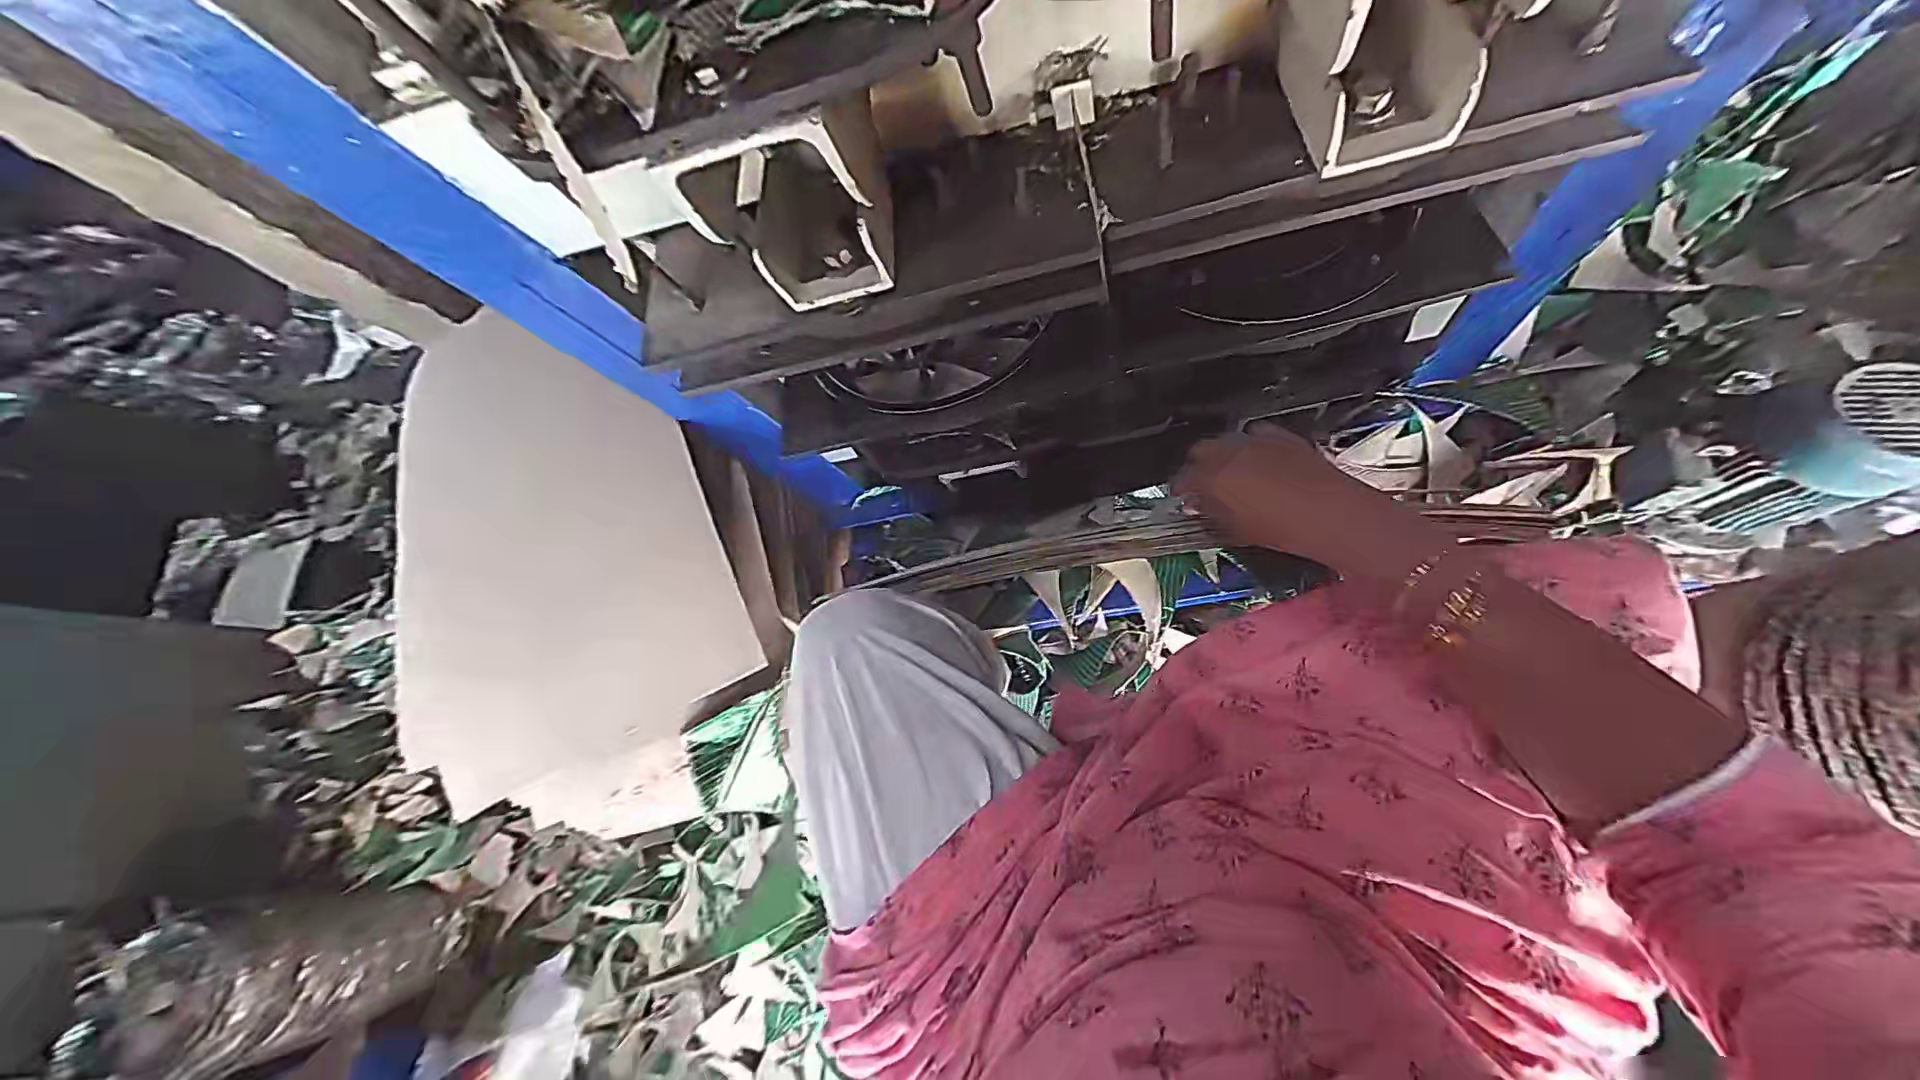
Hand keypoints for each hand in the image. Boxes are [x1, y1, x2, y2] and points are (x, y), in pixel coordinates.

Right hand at [1174, 426, 1450, 580]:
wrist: (1335, 515)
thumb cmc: (1283, 530)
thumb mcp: (1237, 530)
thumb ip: (1211, 514)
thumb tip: (1199, 506)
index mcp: (1213, 476)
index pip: (1183, 478)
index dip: (1180, 489)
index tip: (1183, 499)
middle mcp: (1231, 452)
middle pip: (1201, 451)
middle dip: (1198, 466)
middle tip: (1203, 485)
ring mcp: (1259, 441)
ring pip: (1228, 439)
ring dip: (1223, 453)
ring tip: (1230, 472)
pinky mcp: (1284, 437)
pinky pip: (1257, 435)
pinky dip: (1252, 445)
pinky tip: (1260, 459)